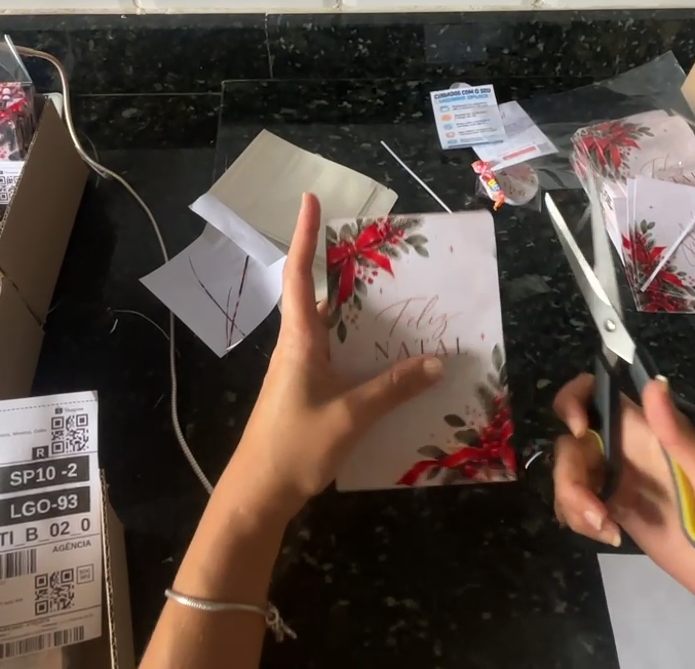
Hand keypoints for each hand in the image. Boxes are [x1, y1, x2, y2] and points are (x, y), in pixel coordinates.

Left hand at [219, 193, 444, 526]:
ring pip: (333, 325)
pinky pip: (338, 353)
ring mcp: (301, 366)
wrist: (257, 494)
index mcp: (300, 338)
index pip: (301, 274)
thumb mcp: (350, 416)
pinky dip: (361, 345)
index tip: (311, 200)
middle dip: (347, 267)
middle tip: (384, 250)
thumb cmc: (294, 446)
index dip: (305, 235)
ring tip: (400, 297)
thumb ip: (392, 389)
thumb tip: (437, 361)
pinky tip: (390, 357)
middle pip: (321, 292)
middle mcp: (299, 343)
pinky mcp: (308, 387)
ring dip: (359, 310)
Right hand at [551, 373, 694, 606]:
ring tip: (605, 530)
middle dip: (569, 473)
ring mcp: (613, 477)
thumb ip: (678, 433)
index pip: (595, 392)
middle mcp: (622, 446)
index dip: (573, 400)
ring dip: (573, 500)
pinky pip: (573, 500)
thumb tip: (655, 383)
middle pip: (571, 440)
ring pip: (568, 470)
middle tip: (594, 510)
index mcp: (644, 429)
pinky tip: (608, 535)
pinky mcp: (609, 505)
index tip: (577, 430)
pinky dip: (578, 518)